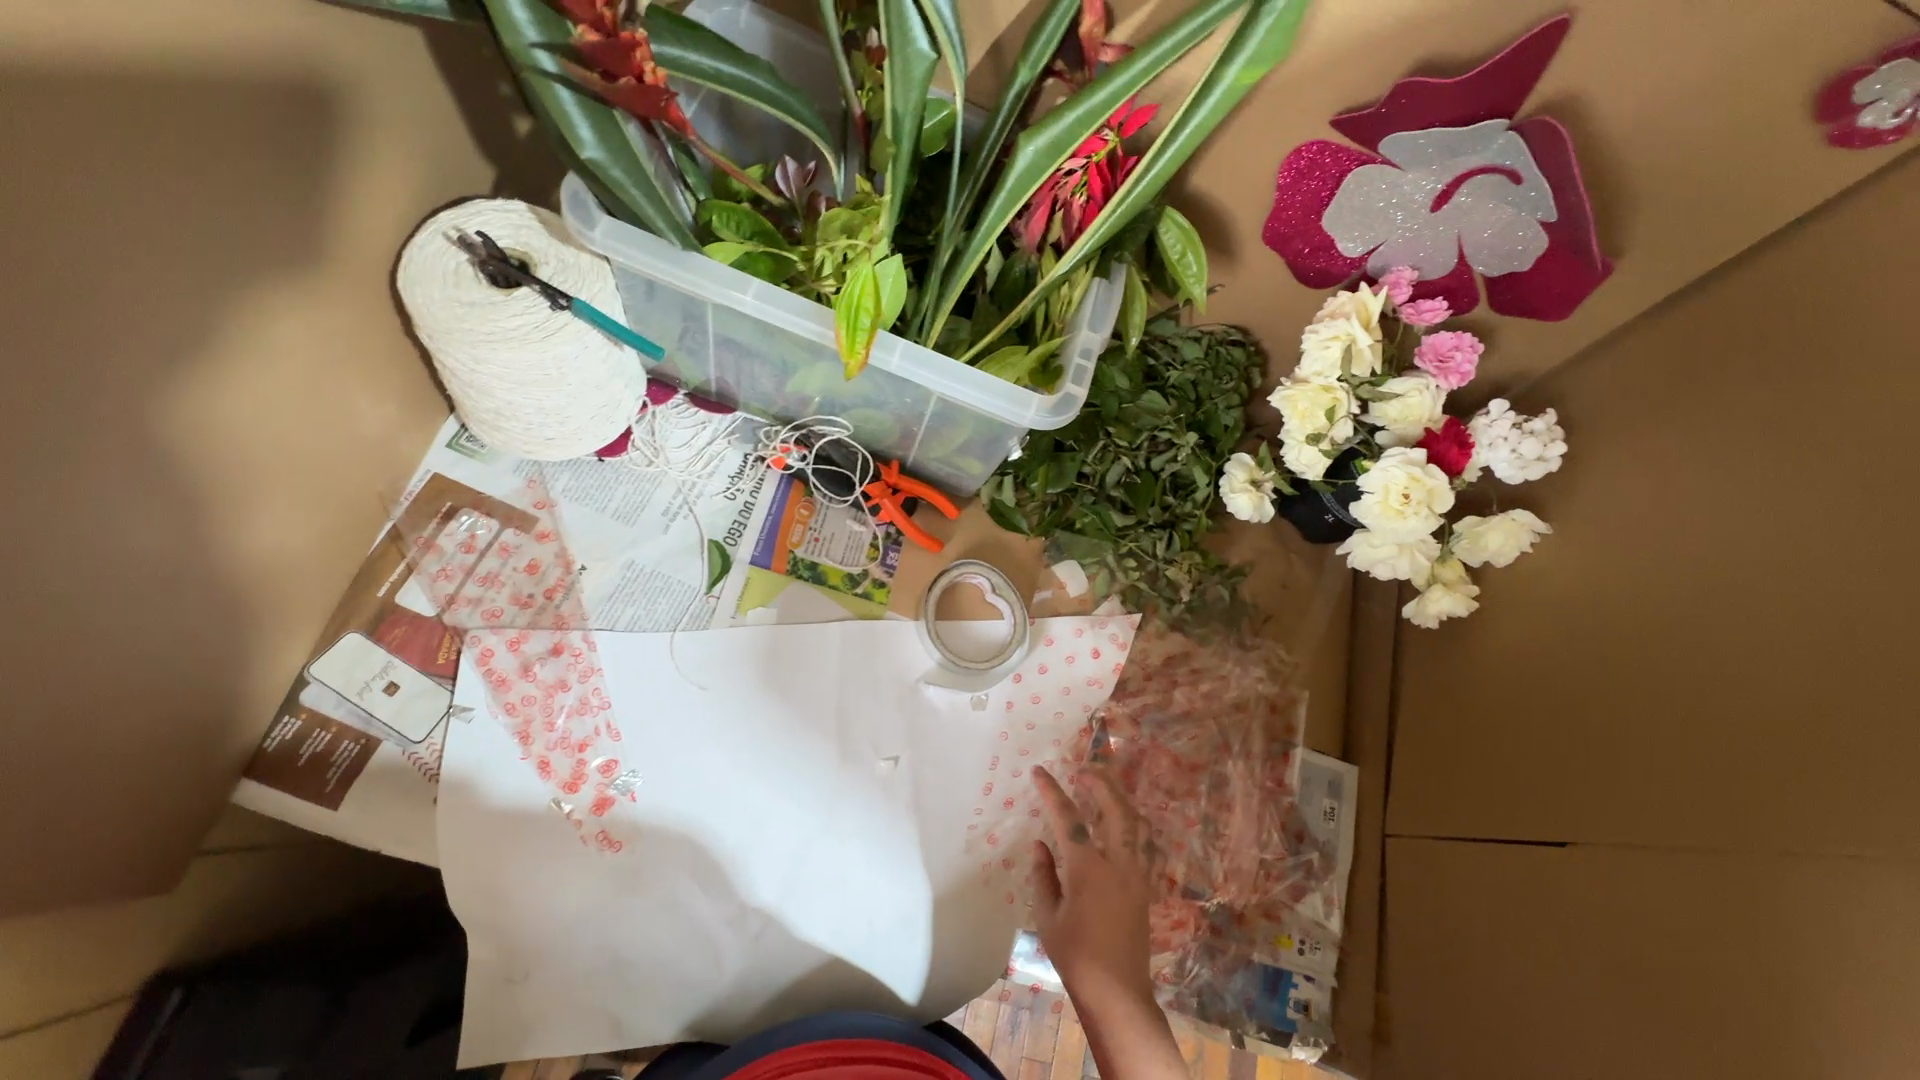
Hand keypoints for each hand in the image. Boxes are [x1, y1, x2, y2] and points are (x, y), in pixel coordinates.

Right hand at [1030, 764, 1154, 1013]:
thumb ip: (1042, 875)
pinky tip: (1121, 823)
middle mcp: (1117, 863)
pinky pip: (1143, 842)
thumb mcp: (1047, 916)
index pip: (1069, 818)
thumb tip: (1039, 843)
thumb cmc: (1075, 955)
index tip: (1040, 771)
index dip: (1052, 791)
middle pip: (1115, 807)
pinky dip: (1132, 823)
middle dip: (1100, 782)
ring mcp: (1137, 873)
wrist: (1117, 990)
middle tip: (1083, 769)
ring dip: (1120, 798)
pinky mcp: (1146, 886)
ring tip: (1103, 788)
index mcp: (1088, 868)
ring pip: (1136, 822)